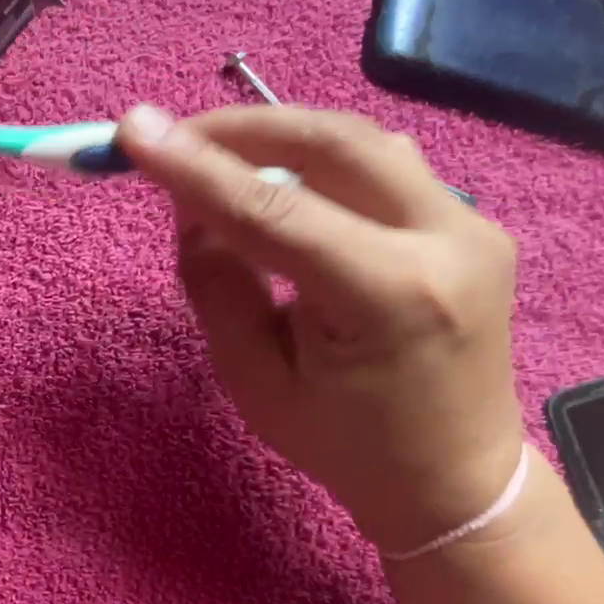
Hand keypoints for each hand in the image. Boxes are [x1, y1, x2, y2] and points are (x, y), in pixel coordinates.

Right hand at [116, 104, 528, 553]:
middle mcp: (447, 241)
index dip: (195, 166)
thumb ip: (218, 283)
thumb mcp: (252, 375)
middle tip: (165, 134)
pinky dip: (312, 159)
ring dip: (276, 137)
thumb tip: (191, 209)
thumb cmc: (340, 441)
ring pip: (361, 143)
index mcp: (388, 296)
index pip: (273, 209)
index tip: (131, 130)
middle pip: (334, 144)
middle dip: (240, 129)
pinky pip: (378, 167)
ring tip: (210, 155)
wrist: (452, 475)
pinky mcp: (468, 222)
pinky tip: (269, 179)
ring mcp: (471, 224)